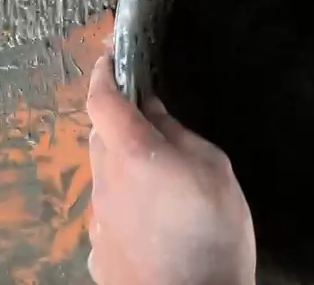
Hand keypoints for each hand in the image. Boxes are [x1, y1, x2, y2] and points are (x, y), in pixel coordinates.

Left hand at [86, 55, 254, 284]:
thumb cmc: (213, 231)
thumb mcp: (214, 168)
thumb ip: (177, 134)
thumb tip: (152, 110)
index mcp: (132, 153)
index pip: (102, 100)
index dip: (102, 73)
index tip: (109, 57)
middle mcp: (105, 183)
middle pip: (100, 138)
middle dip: (119, 123)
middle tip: (149, 125)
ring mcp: (98, 223)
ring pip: (105, 178)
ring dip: (123, 168)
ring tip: (161, 184)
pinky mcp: (100, 257)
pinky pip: (109, 216)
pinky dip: (125, 206)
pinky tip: (153, 225)